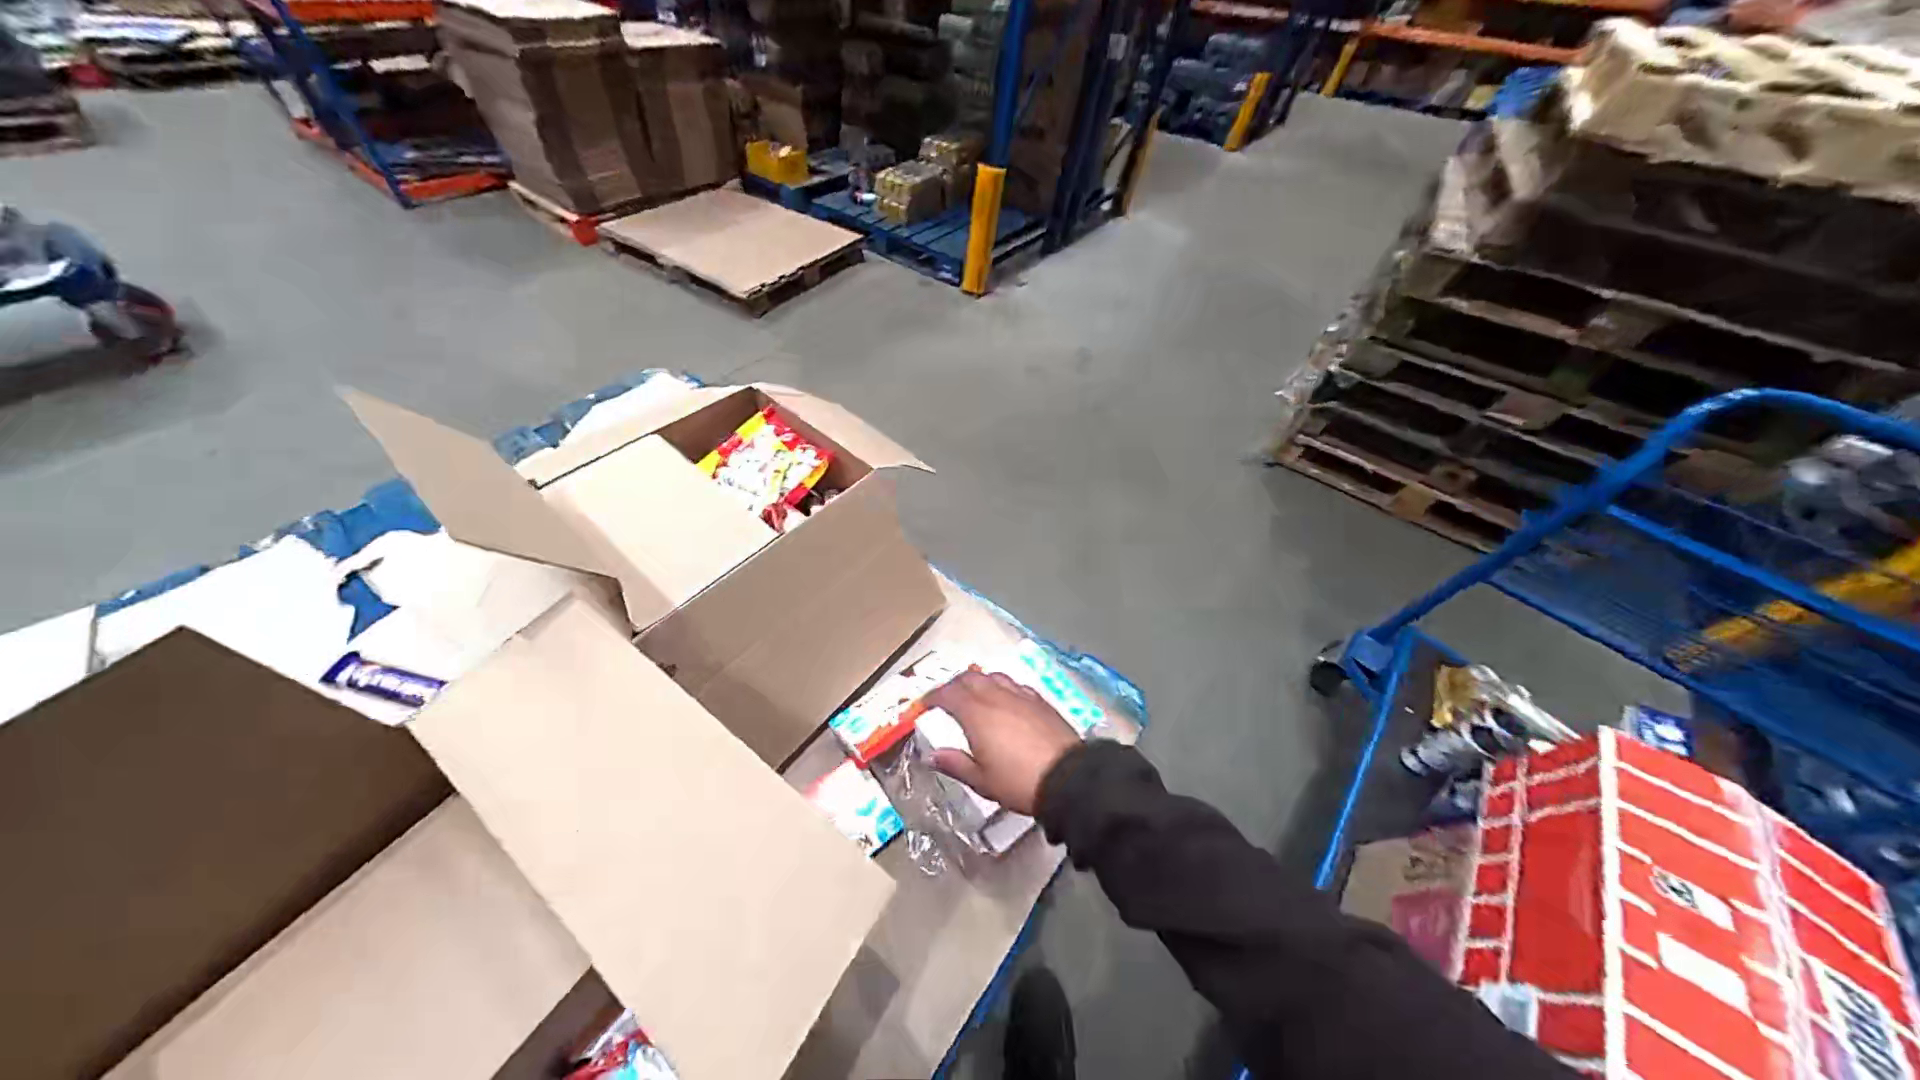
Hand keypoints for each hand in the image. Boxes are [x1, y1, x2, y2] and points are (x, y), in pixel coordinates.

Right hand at [923, 670, 1081, 815]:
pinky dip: (1002, 687)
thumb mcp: (981, 780)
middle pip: (970, 678)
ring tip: (973, 694)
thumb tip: (932, 755)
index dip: (933, 696)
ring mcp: (1021, 696)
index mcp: (976, 714)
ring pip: (994, 676)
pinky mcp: (1040, 701)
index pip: (948, 694)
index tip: (925, 704)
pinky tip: (1004, 699)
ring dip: (978, 681)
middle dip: (953, 684)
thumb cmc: (1019, 782)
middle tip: (946, 697)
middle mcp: (997, 697)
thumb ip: (955, 764)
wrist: (1068, 779)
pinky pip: (1015, 685)